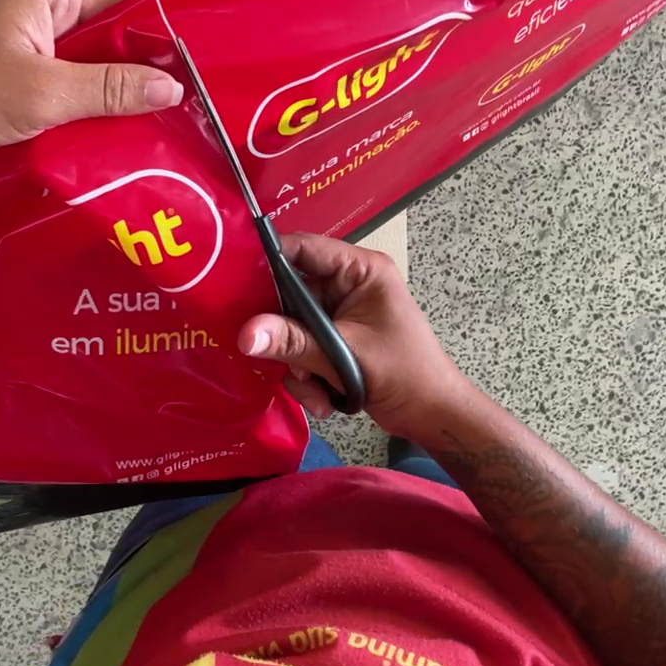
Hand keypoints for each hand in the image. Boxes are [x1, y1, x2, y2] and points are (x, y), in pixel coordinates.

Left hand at [0, 0, 183, 169]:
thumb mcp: (43, 92)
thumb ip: (110, 88)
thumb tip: (174, 86)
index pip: (116, 7)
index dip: (149, 41)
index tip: (180, 81)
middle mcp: (29, 8)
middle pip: (99, 37)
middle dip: (128, 74)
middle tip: (167, 113)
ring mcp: (13, 41)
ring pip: (77, 64)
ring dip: (101, 94)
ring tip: (140, 127)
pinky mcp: (2, 73)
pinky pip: (55, 83)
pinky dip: (75, 105)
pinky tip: (96, 132)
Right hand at [238, 234, 475, 438]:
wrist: (432, 416)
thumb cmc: (406, 373)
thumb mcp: (347, 354)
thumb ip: (294, 342)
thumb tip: (244, 334)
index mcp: (360, 270)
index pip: (304, 249)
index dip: (268, 259)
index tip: (233, 279)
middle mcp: (346, 286)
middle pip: (290, 294)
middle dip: (283, 332)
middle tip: (273, 355)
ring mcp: (338, 315)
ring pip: (291, 329)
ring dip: (297, 365)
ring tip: (314, 390)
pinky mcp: (332, 342)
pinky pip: (300, 350)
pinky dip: (306, 379)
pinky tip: (323, 401)